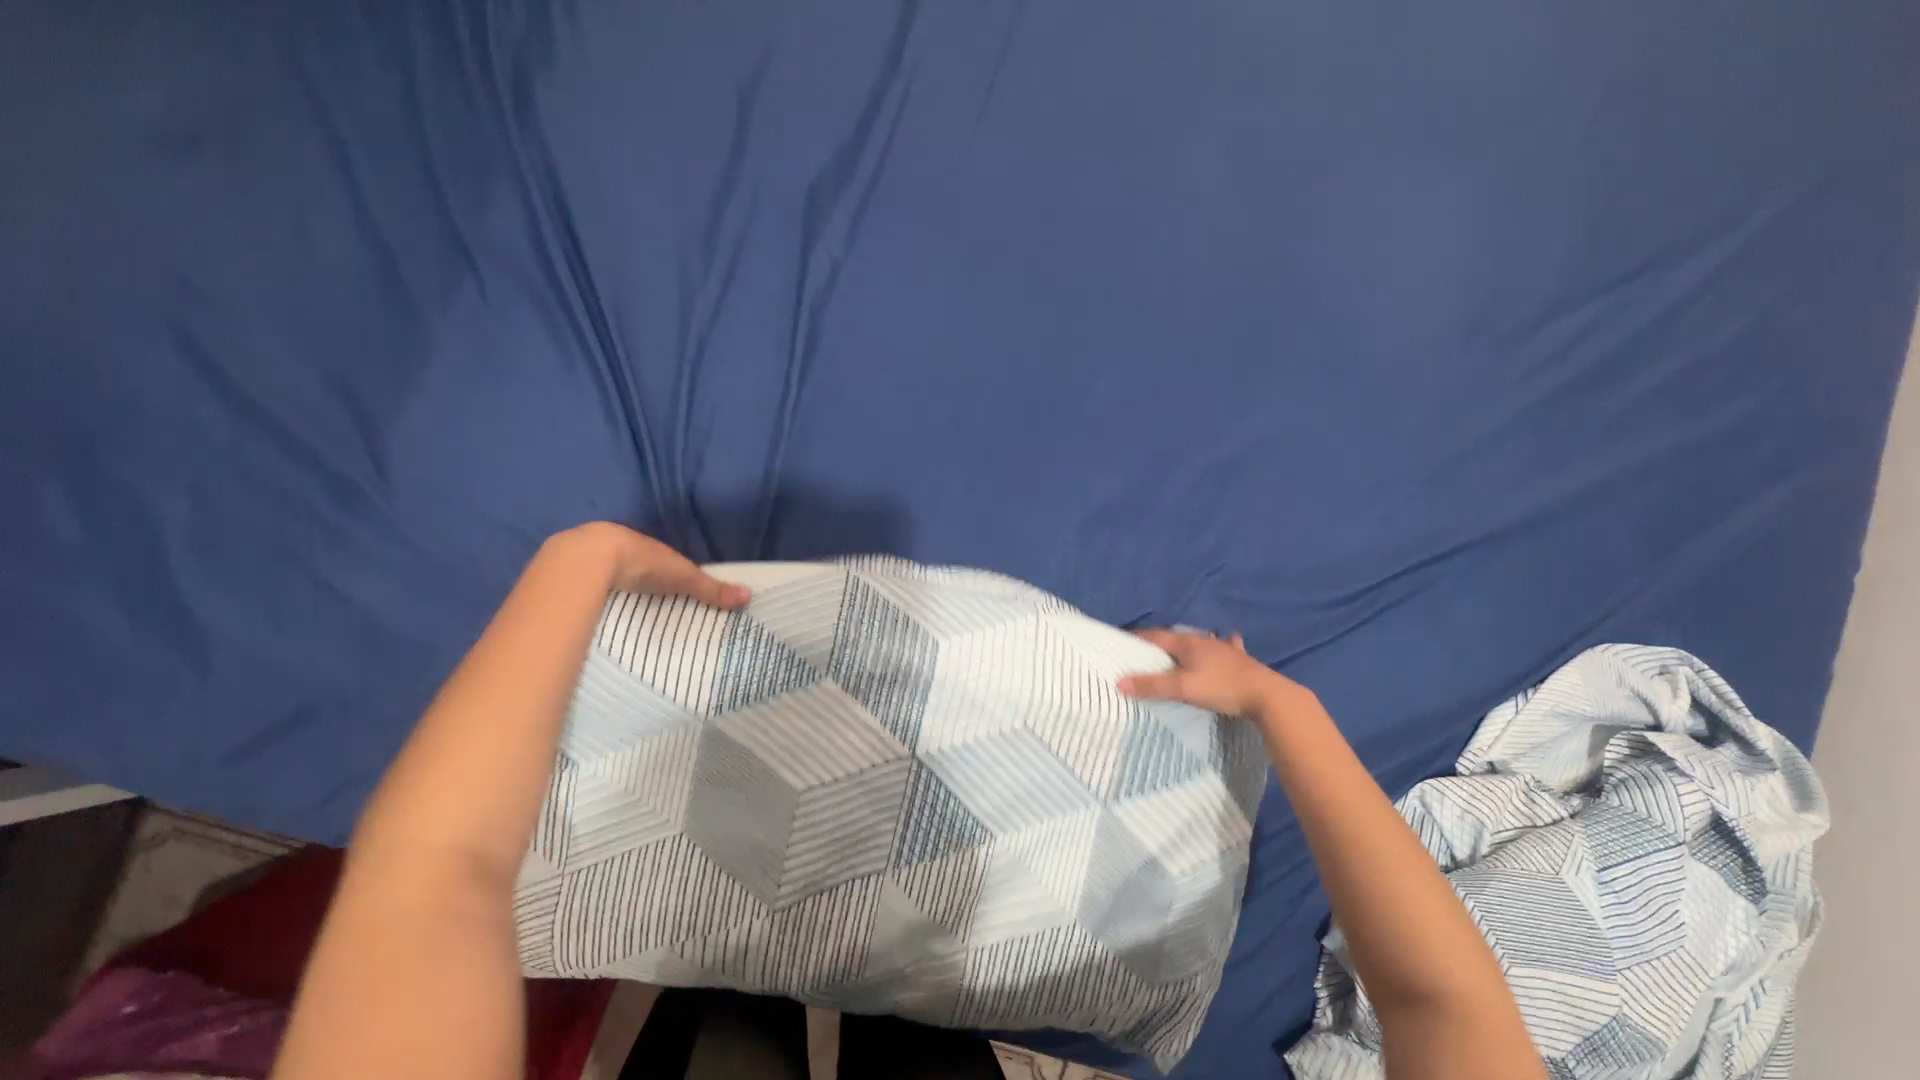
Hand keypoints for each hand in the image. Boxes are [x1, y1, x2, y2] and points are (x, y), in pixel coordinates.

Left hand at [548, 522, 750, 609]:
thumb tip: (749, 595)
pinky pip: (585, 593)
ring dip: (612, 593)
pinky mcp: (571, 579)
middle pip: (632, 572)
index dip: (666, 576)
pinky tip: (594, 617)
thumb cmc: (642, 561)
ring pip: (605, 581)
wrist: (589, 559)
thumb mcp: (682, 576)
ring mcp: (592, 564)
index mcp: (645, 547)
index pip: (659, 562)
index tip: (674, 594)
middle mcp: (618, 551)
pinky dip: (591, 602)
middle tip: (650, 609)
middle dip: (639, 586)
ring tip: (622, 616)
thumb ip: (710, 589)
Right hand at [1118, 628, 1302, 718]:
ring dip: (1190, 643)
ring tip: (1182, 646)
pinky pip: (1227, 648)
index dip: (1140, 638)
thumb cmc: (1222, 688)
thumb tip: (1120, 681)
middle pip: (1179, 638)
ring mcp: (1226, 649)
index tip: (1125, 640)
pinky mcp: (1241, 660)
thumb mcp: (1184, 688)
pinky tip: (1229, 641)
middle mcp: (1206, 641)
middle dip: (1163, 641)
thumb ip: (1152, 686)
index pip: (1157, 636)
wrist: (1267, 695)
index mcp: (1189, 644)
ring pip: (1203, 641)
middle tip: (1148, 649)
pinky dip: (1222, 646)